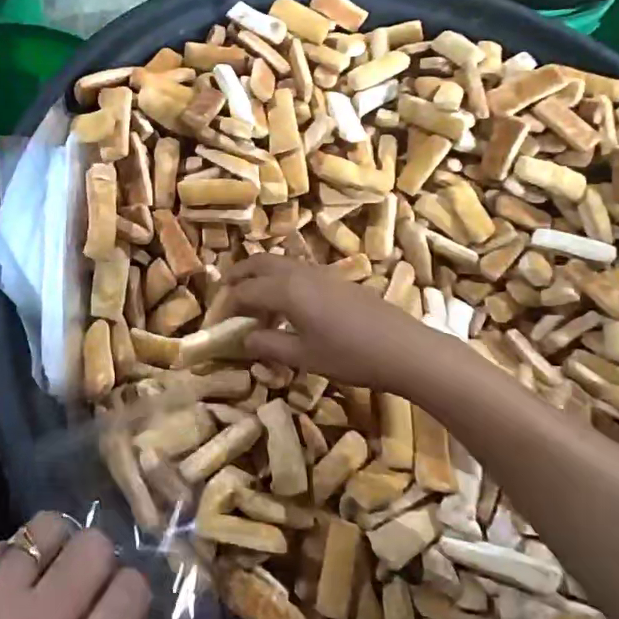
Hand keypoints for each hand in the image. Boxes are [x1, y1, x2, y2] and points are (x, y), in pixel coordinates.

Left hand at [0, 513, 150, 618]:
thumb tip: (107, 603)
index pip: (129, 594)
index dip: (131, 589)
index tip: (120, 597)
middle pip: (92, 547)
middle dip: (97, 557)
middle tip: (85, 578)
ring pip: (46, 529)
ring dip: (54, 547)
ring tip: (45, 570)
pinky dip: (11, 557)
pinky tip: (5, 582)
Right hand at [223, 254, 453, 396]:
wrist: (402, 348)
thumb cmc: (349, 355)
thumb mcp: (304, 356)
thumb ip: (270, 344)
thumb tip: (245, 338)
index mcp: (286, 290)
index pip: (244, 291)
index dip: (225, 306)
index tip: (215, 323)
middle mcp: (300, 273)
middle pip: (259, 263)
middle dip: (238, 275)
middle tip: (224, 293)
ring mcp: (321, 273)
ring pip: (279, 263)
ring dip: (259, 275)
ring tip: (251, 299)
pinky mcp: (337, 280)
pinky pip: (297, 270)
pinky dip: (280, 279)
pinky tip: (286, 304)